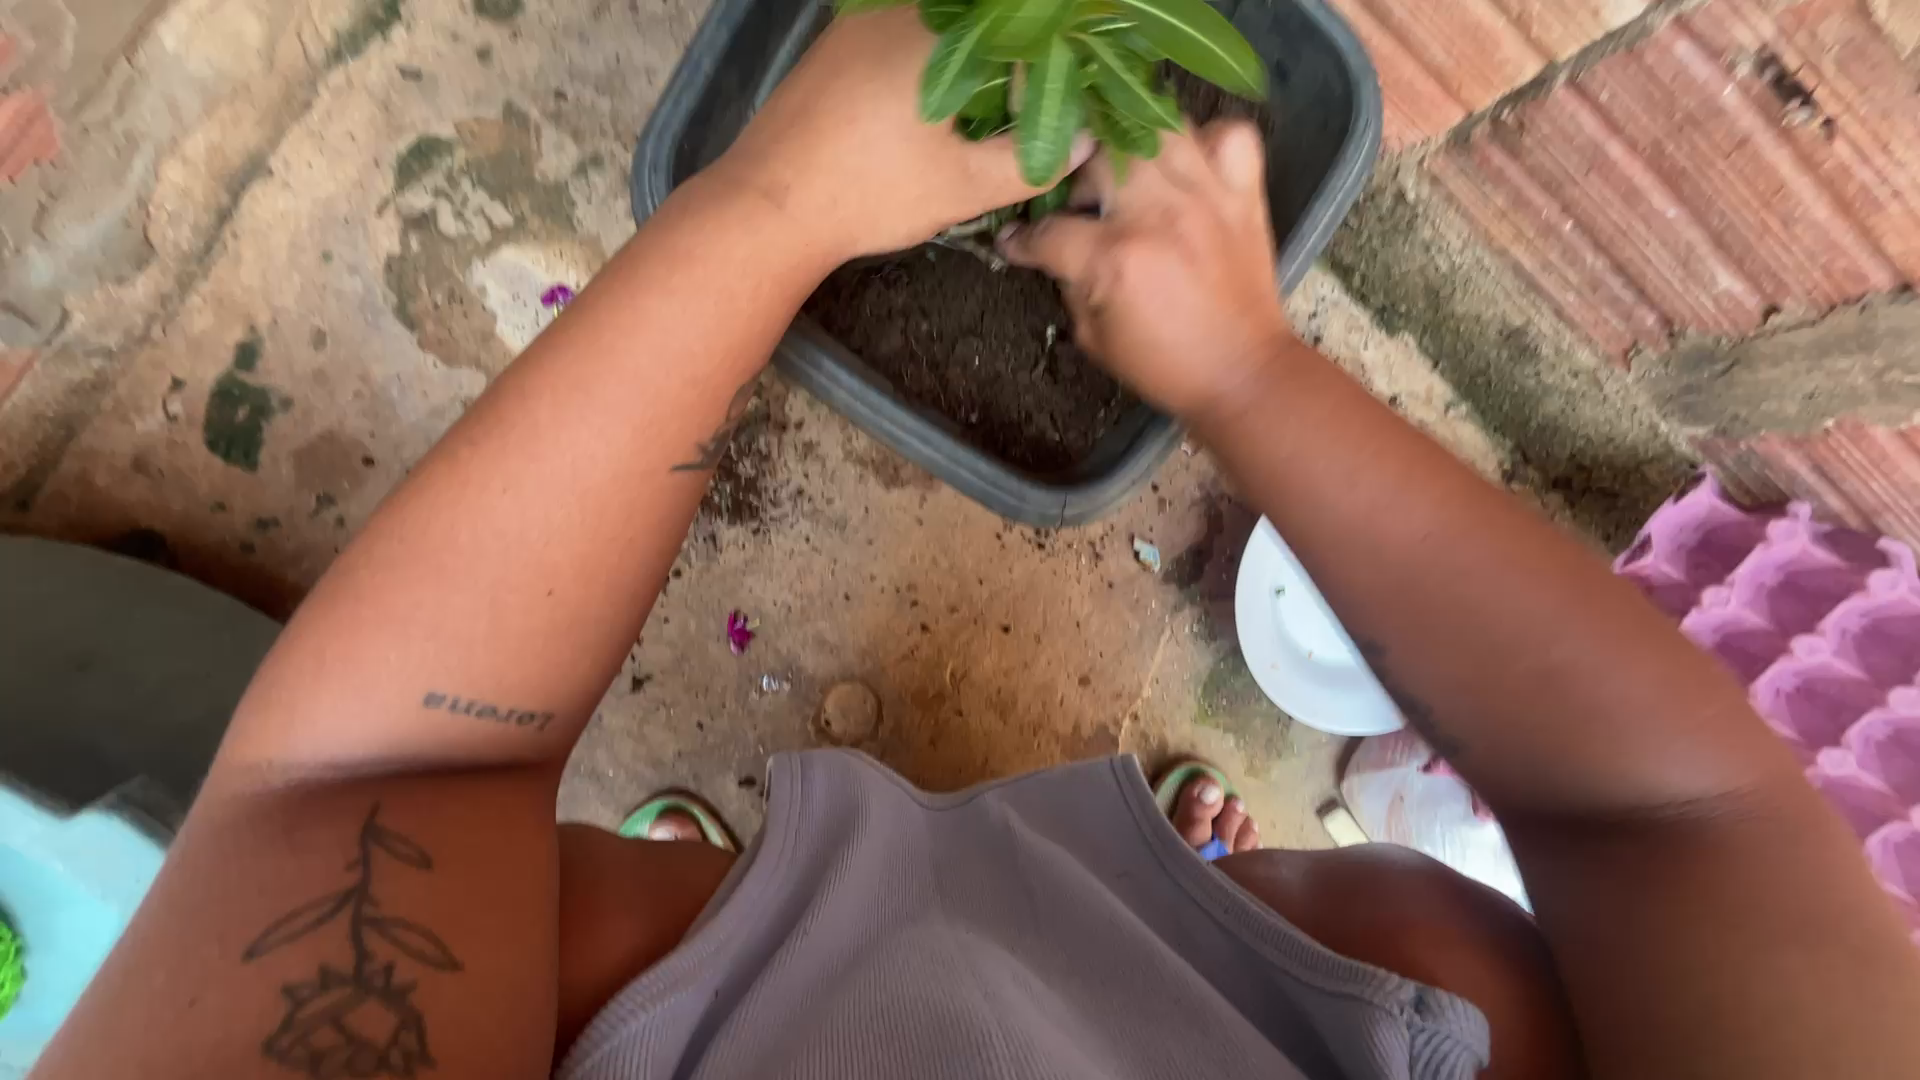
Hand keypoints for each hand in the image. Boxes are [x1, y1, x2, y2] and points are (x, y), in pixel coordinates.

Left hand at [705, 8, 1088, 261]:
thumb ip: (1028, 161)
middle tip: (1020, 117)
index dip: (1048, 65)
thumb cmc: (870, 194)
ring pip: (938, 33)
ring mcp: (858, 23)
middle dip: (1008, 66)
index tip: (1059, 103)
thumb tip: (1084, 139)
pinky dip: (925, 70)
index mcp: (939, 31)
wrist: (770, 207)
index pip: (1019, 29)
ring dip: (966, 69)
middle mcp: (899, 9)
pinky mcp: (833, 49)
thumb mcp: (962, 187)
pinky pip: (898, 43)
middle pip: (978, 24)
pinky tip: (923, 116)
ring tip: (977, 121)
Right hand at [996, 121, 1296, 419]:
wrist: (1241, 373)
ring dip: (1129, 148)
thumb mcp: (1094, 337)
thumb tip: (1058, 252)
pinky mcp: (1245, 193)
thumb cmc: (1163, 365)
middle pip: (1097, 156)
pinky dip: (1204, 143)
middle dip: (1075, 177)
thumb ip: (1070, 285)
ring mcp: (1207, 195)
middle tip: (1079, 205)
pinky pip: (1226, 135)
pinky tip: (1188, 169)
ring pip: (1157, 127)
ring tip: (1126, 175)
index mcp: (1116, 259)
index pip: (1049, 231)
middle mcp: (1160, 213)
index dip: (1022, 239)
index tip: (1013, 241)